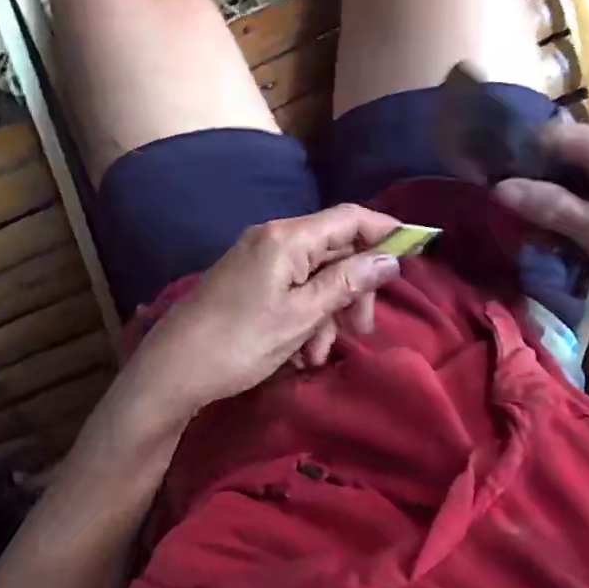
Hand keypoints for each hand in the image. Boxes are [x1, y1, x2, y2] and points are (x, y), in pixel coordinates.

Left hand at [128, 204, 403, 417]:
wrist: (173, 371)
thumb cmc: (242, 341)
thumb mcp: (303, 314)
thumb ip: (349, 282)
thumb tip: (390, 259)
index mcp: (288, 237)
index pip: (350, 217)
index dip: (386, 230)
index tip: (415, 250)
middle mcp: (275, 238)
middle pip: (336, 250)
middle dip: (355, 290)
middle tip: (362, 330)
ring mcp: (260, 259)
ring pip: (317, 277)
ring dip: (329, 314)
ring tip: (319, 354)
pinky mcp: (251, 281)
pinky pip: (294, 290)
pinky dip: (306, 318)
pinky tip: (300, 354)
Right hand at [494, 125, 588, 312]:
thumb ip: (551, 207)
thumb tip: (499, 188)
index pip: (558, 135)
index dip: (523, 154)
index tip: (494, 179)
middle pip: (569, 152)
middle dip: (540, 179)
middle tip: (513, 211)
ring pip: (582, 171)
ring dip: (558, 196)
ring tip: (537, 227)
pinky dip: (580, 204)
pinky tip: (568, 231)